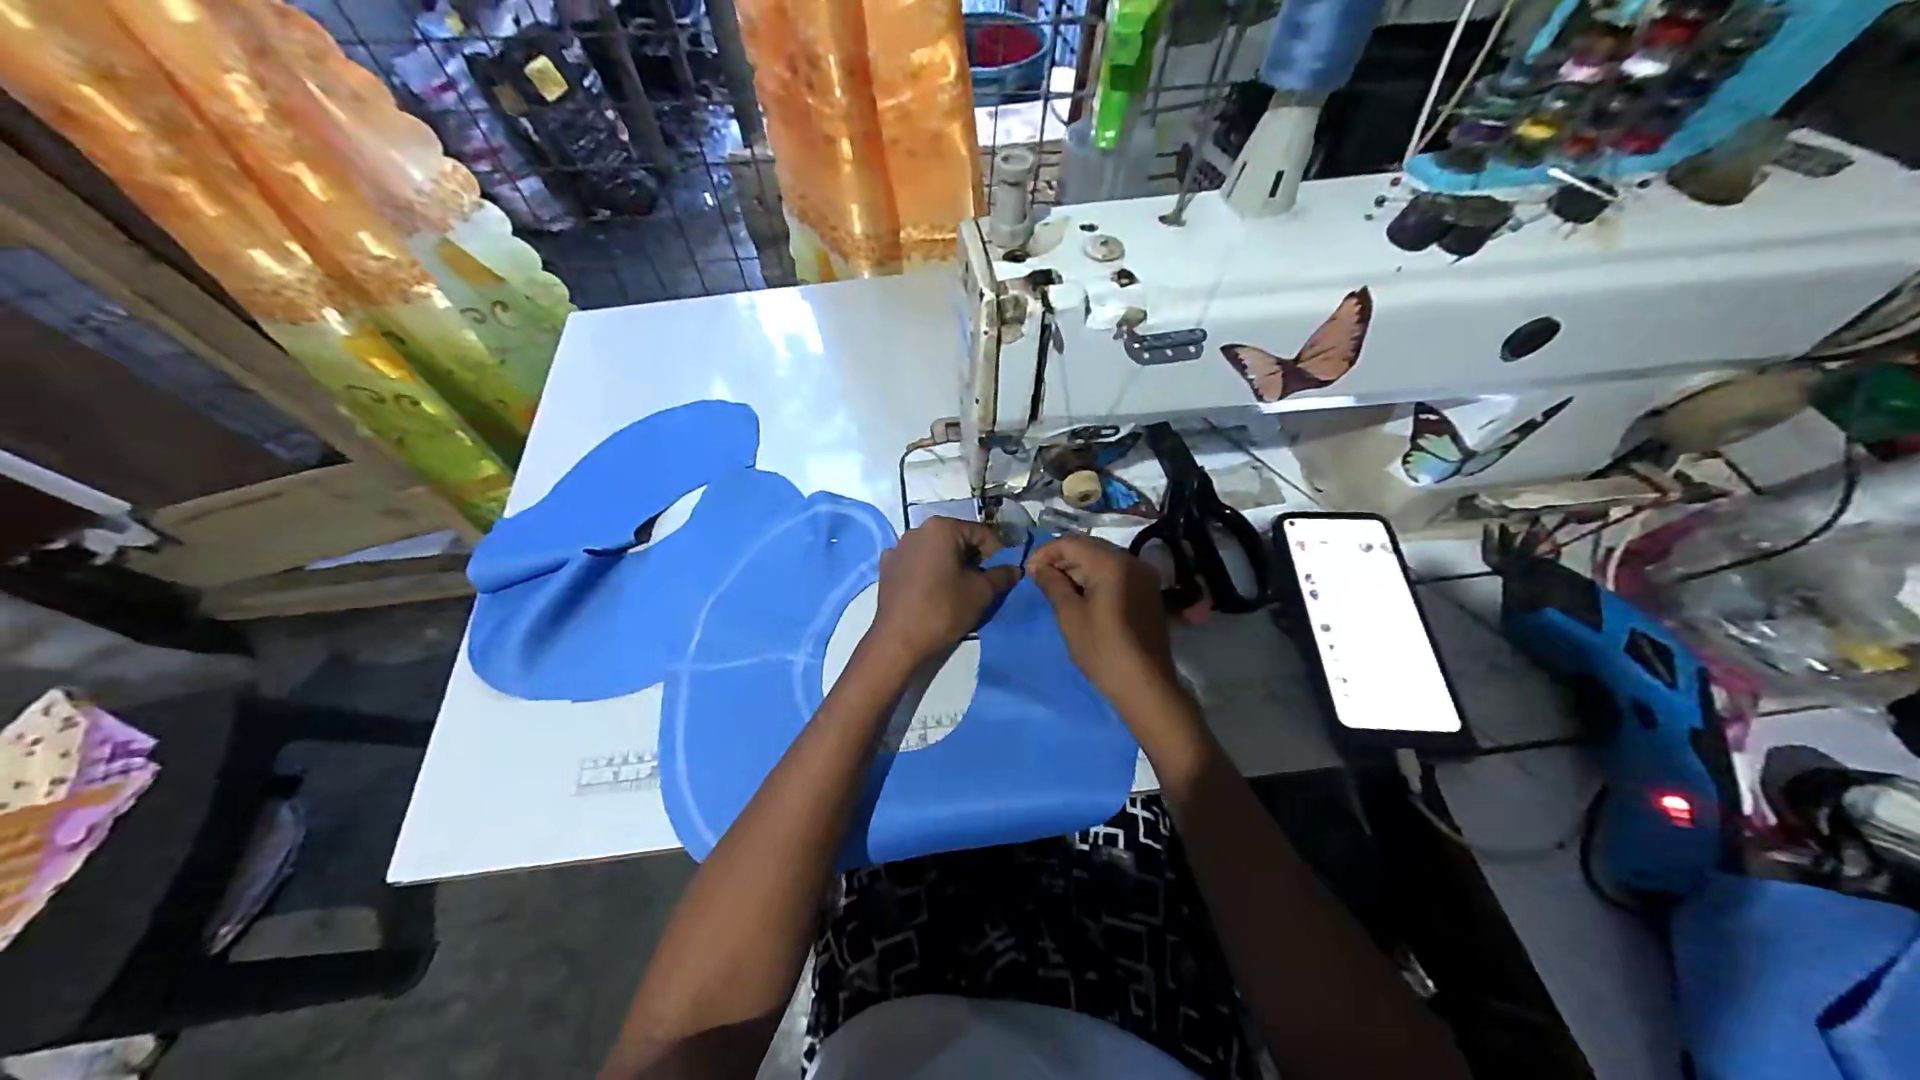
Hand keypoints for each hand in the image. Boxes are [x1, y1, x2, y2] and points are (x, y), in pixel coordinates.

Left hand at [869, 517, 1021, 665]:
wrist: (898, 641)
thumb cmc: (943, 609)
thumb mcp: (981, 592)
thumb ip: (1002, 575)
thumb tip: (1015, 569)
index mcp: (941, 528)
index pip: (981, 533)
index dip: (998, 553)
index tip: (1004, 574)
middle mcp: (916, 530)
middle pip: (957, 540)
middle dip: (974, 559)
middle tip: (984, 584)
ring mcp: (898, 548)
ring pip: (936, 551)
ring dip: (952, 565)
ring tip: (960, 590)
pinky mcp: (887, 568)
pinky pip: (917, 564)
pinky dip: (929, 572)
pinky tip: (934, 593)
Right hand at [1025, 535, 1178, 704]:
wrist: (1145, 685)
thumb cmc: (1102, 650)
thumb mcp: (1070, 616)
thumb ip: (1052, 584)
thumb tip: (1037, 567)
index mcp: (1112, 563)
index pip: (1071, 543)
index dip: (1045, 553)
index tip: (1028, 571)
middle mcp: (1132, 561)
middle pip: (1089, 547)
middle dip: (1062, 559)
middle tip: (1040, 579)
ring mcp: (1144, 576)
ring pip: (1103, 559)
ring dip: (1078, 568)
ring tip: (1056, 588)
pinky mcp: (1148, 591)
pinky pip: (1117, 573)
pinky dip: (1096, 578)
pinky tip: (1081, 595)